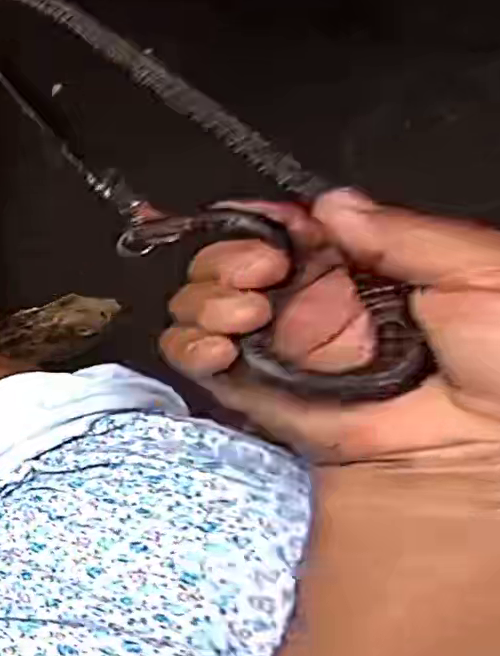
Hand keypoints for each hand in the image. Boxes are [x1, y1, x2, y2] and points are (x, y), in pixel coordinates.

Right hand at [162, 188, 499, 465]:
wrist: (481, 451)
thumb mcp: (490, 276)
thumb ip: (407, 235)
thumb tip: (330, 203)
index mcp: (360, 272)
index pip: (283, 233)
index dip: (256, 223)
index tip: (259, 225)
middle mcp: (304, 306)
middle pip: (222, 266)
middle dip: (224, 263)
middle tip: (262, 276)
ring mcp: (266, 346)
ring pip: (195, 306)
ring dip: (206, 304)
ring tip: (246, 319)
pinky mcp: (239, 383)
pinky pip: (187, 355)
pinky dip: (190, 345)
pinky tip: (221, 348)